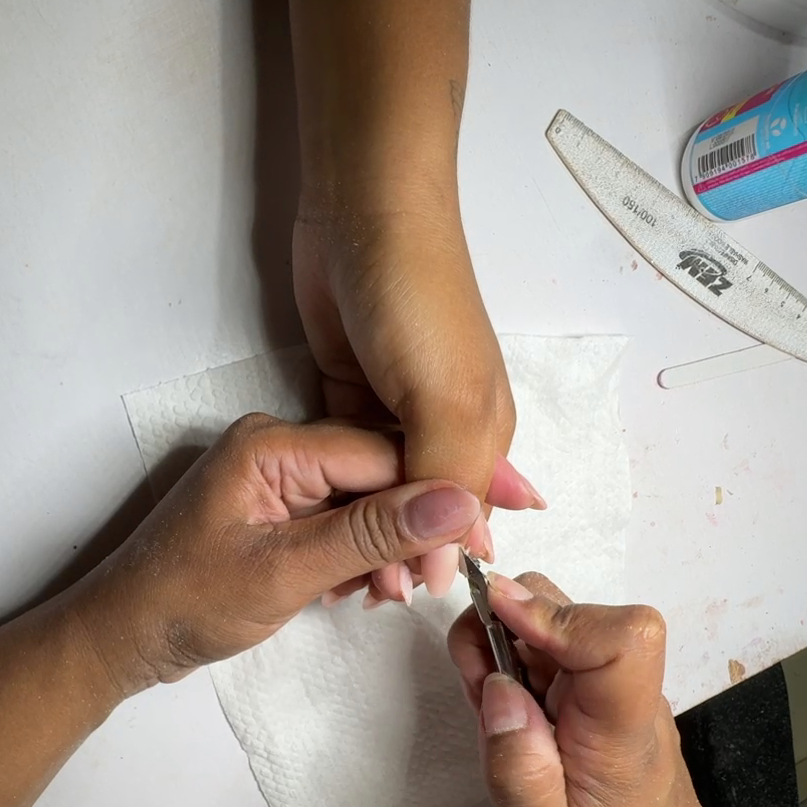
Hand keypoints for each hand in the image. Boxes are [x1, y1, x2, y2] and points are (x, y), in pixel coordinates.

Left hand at [76, 413, 484, 689]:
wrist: (127, 635)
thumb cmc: (188, 601)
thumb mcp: (284, 570)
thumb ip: (371, 535)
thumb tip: (457, 503)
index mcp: (273, 443)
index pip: (382, 453)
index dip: (436, 495)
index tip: (478, 544)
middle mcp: (280, 449)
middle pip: (377, 474)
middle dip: (411, 529)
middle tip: (431, 583)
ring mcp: (280, 482)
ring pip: (364, 503)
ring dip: (385, 550)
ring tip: (385, 596)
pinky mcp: (280, 513)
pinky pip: (341, 523)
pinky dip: (357, 557)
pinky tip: (357, 590)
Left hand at [292, 207, 531, 600]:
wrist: (363, 209)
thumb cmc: (414, 303)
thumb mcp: (443, 399)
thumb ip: (444, 479)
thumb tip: (449, 560)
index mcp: (476, 431)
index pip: (449, 514)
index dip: (420, 555)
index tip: (390, 597)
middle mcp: (437, 424)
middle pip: (415, 506)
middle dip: (395, 550)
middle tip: (366, 596)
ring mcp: (390, 406)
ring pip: (378, 488)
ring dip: (366, 527)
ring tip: (343, 572)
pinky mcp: (348, 388)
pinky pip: (347, 458)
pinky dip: (340, 492)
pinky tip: (330, 523)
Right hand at [446, 572, 714, 806]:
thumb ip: (520, 781)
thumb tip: (499, 690)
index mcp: (622, 734)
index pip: (622, 641)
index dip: (554, 616)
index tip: (496, 616)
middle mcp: (619, 689)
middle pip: (569, 606)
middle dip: (499, 623)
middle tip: (475, 687)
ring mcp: (601, 678)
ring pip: (542, 610)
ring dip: (492, 638)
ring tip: (485, 704)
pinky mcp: (583, 677)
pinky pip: (534, 637)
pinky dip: (497, 651)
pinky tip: (497, 704)